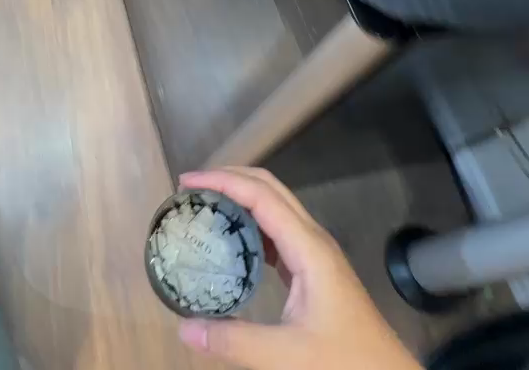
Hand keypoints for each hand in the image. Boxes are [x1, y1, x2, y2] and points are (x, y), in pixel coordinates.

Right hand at [173, 168, 419, 369]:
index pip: (260, 194)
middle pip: (269, 188)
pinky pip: (279, 232)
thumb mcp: (287, 357)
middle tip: (191, 189)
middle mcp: (313, 241)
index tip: (185, 184)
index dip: (222, 181)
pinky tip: (232, 244)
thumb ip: (234, 341)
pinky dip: (251, 225)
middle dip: (229, 178)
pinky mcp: (316, 272)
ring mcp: (317, 255)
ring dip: (240, 198)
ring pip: (275, 207)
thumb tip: (183, 327)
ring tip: (206, 209)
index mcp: (308, 248)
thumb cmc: (345, 364)